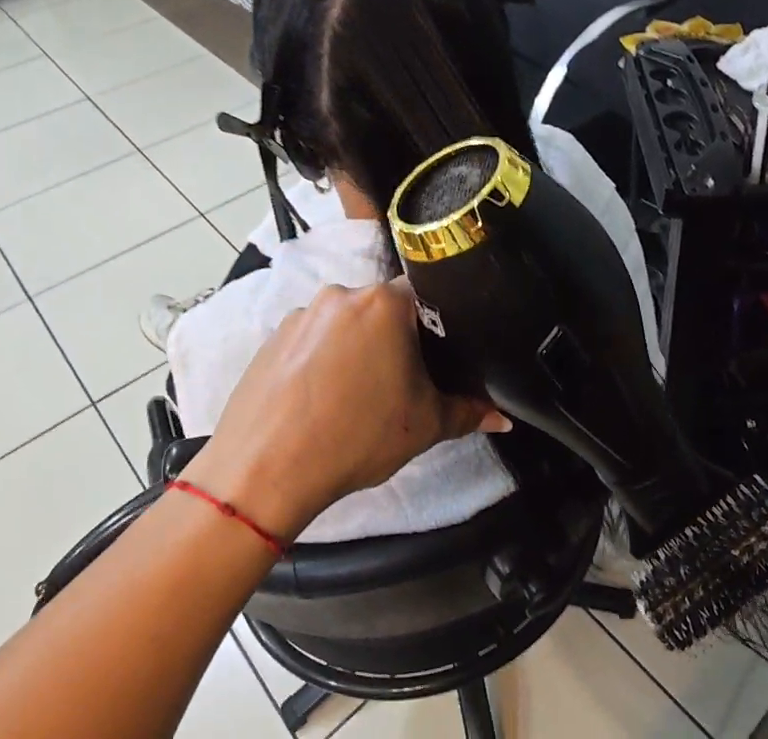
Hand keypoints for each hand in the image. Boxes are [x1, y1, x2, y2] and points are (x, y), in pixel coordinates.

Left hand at [180, 279, 508, 540]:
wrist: (264, 472)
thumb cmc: (355, 438)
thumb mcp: (425, 426)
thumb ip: (468, 413)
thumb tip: (503, 418)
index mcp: (384, 303)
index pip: (427, 296)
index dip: (438, 326)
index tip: (439, 359)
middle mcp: (340, 296)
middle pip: (383, 308)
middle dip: (396, 340)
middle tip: (402, 384)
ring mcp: (300, 316)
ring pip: (345, 325)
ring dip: (357, 350)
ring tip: (358, 398)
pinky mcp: (270, 340)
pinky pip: (312, 341)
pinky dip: (323, 362)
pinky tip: (323, 401)